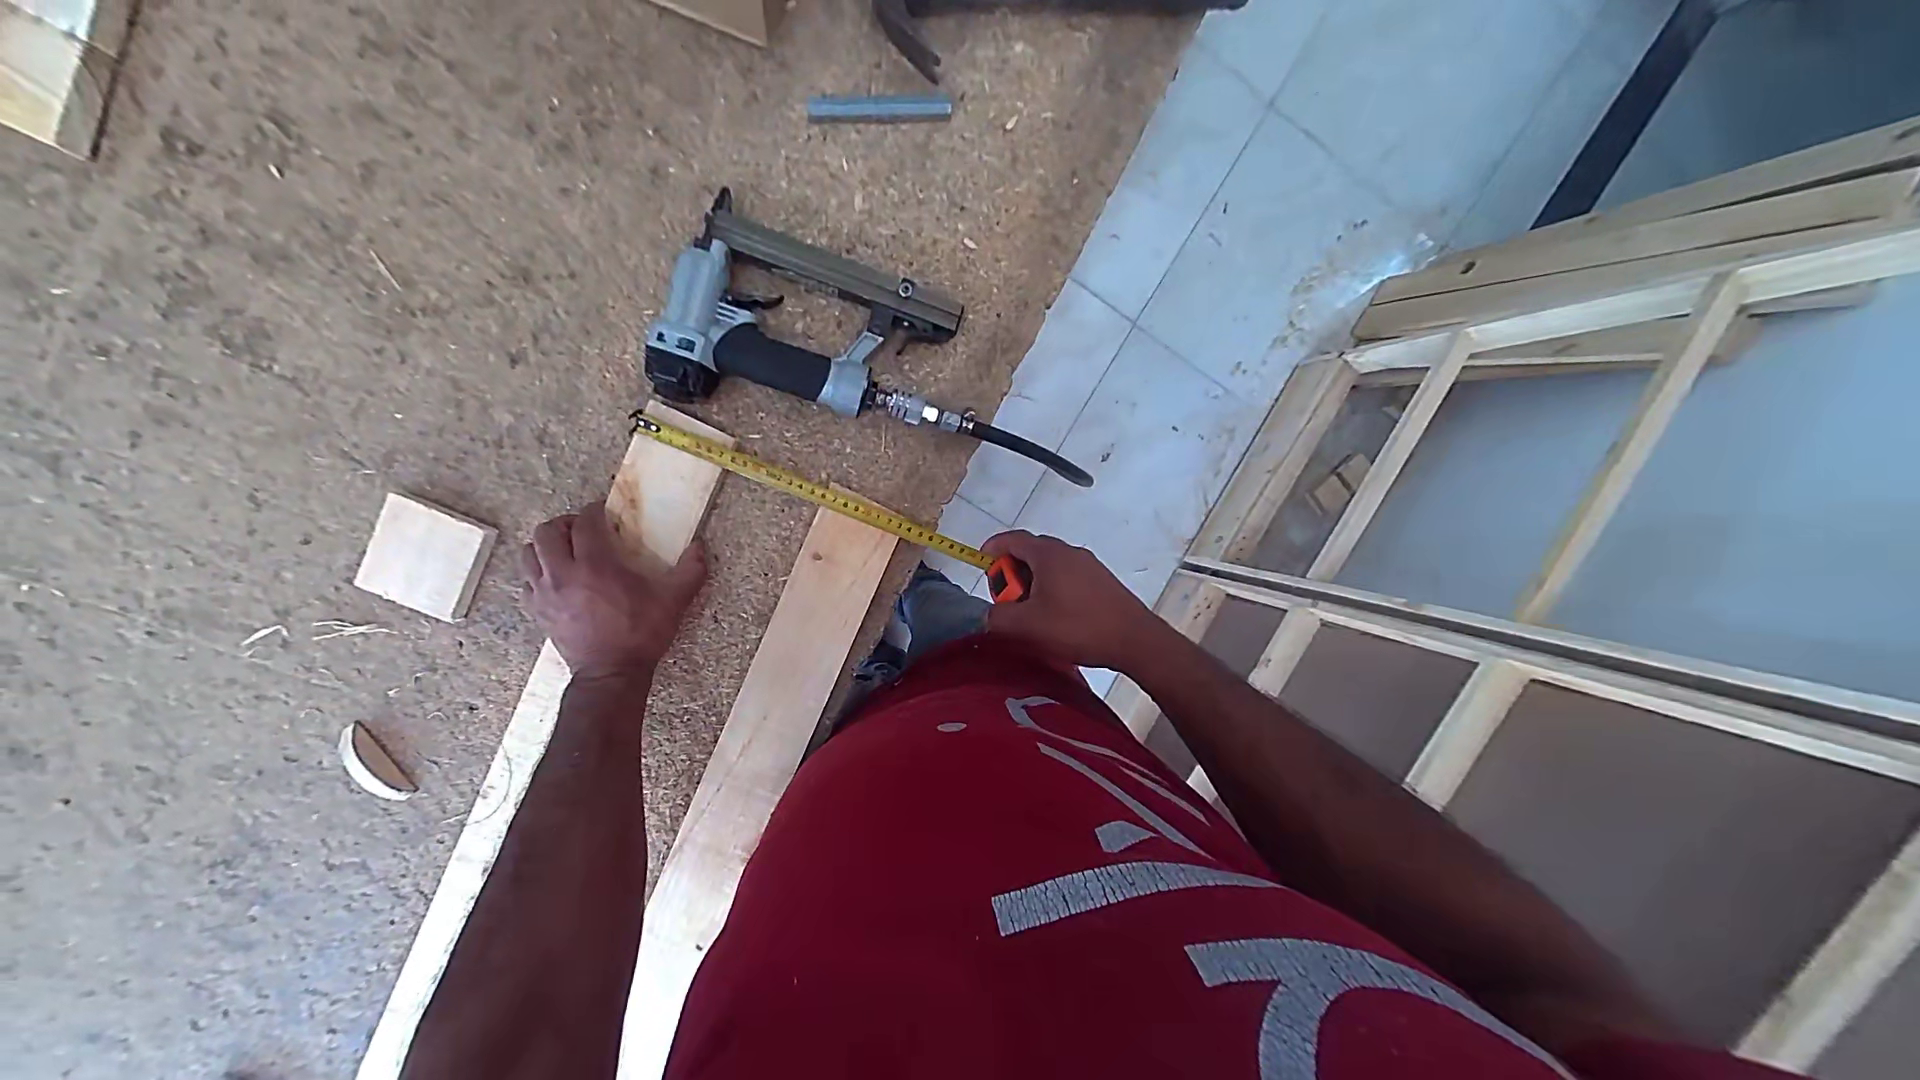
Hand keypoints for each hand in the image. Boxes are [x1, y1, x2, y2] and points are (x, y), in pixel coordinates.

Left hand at [520, 501, 706, 680]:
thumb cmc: (642, 634)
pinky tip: (558, 578)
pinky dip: (538, 572)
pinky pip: (526, 581)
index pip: (585, 523)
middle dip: (564, 524)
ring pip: (529, 553)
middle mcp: (563, 573)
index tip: (604, 512)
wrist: (611, 673)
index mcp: (596, 565)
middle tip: (584, 529)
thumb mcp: (674, 600)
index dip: (594, 511)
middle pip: (547, 532)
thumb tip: (700, 547)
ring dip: (545, 546)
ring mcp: (545, 593)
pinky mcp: (537, 611)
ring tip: (566, 550)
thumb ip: (690, 570)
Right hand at [981, 530, 1169, 671]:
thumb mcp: (1028, 626)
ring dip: (1033, 584)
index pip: (1012, 539)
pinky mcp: (1102, 581)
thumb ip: (998, 617)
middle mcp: (1070, 552)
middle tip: (1007, 600)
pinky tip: (1056, 617)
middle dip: (1012, 573)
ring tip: (1030, 613)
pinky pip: (1067, 577)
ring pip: (1050, 566)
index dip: (992, 548)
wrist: (1134, 640)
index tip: (981, 563)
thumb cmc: (1077, 627)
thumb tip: (987, 615)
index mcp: (1049, 554)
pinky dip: (1052, 589)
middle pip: (1031, 552)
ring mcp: (1089, 565)